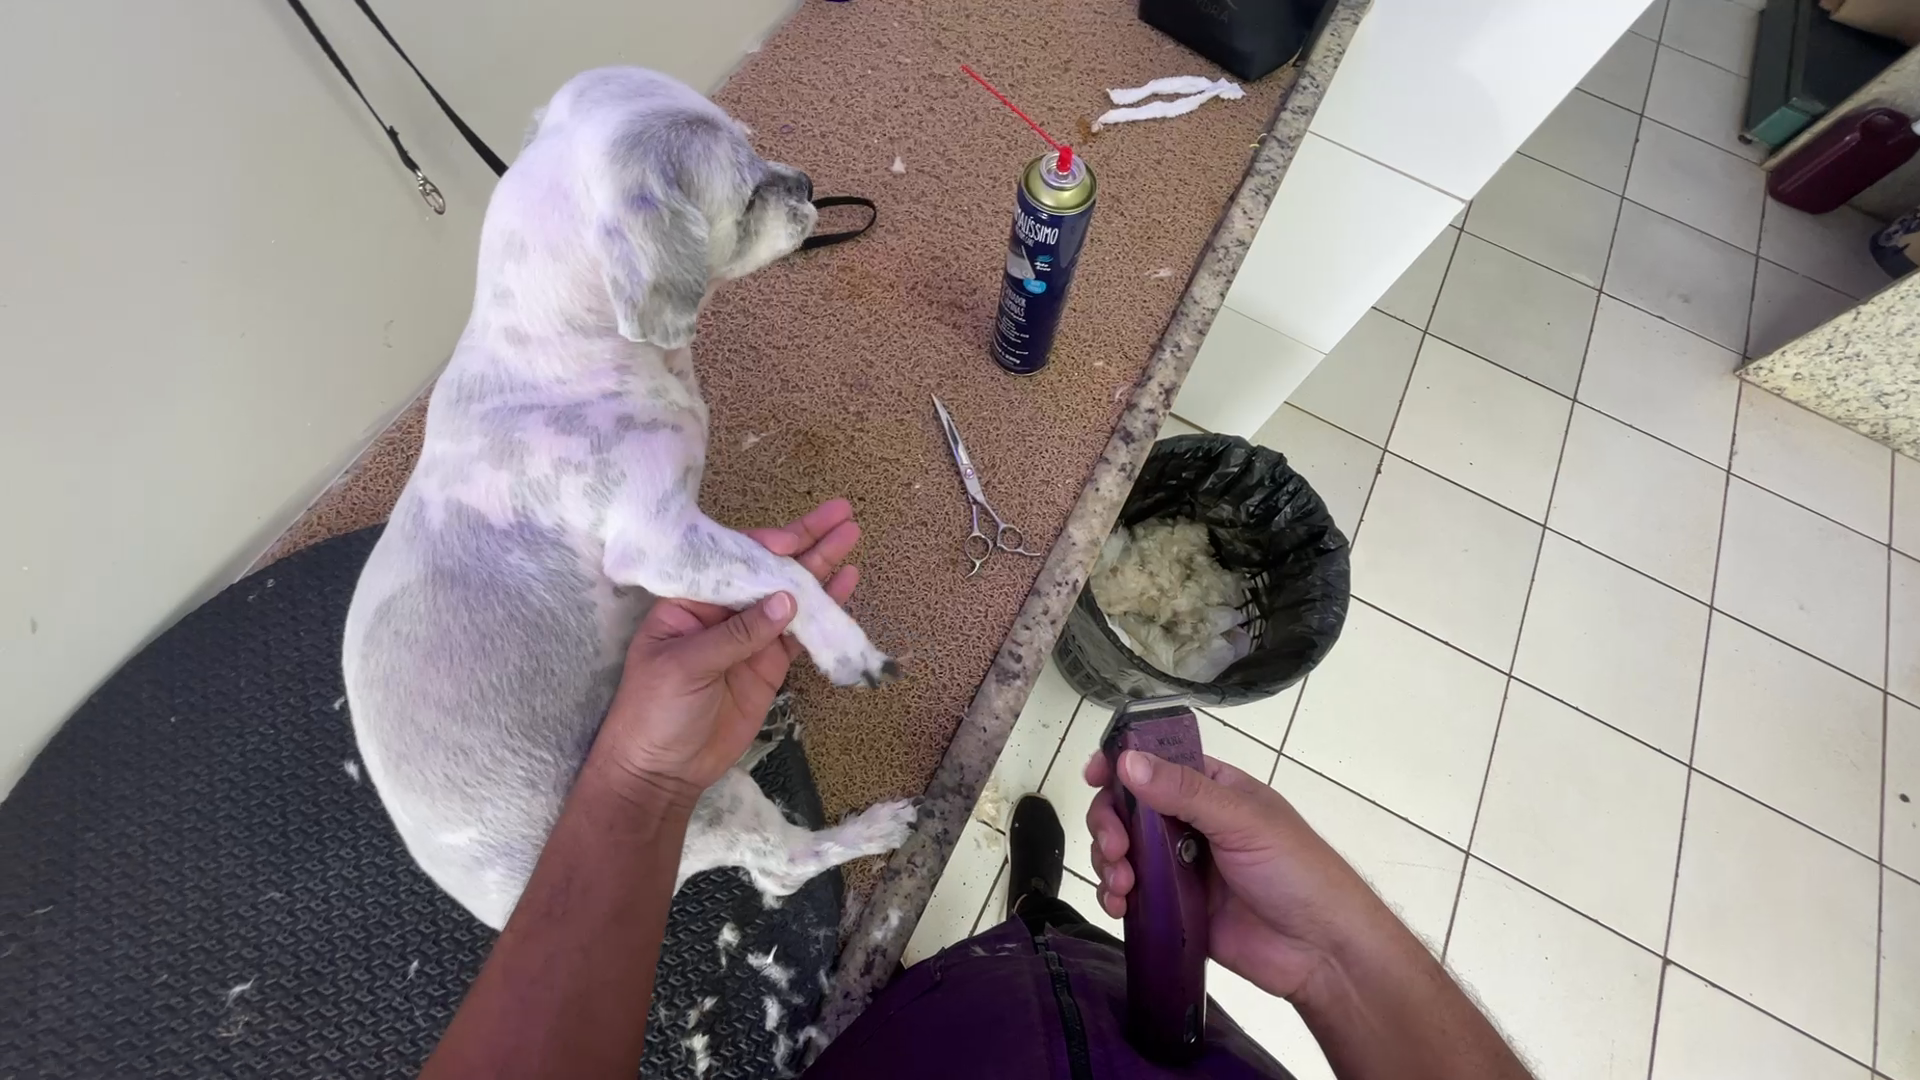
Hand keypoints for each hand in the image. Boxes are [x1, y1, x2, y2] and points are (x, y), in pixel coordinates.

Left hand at [588, 499, 861, 809]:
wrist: (662, 772)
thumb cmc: (654, 712)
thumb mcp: (685, 667)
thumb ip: (737, 634)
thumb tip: (788, 601)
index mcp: (692, 600)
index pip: (733, 561)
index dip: (766, 545)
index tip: (796, 539)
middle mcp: (725, 610)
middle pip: (770, 568)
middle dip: (805, 540)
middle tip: (841, 513)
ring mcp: (752, 635)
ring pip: (792, 593)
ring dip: (822, 566)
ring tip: (851, 536)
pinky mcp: (771, 662)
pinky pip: (803, 630)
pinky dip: (827, 609)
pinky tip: (847, 584)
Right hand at [1084, 750, 1396, 1001]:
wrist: (1324, 956)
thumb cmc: (1295, 870)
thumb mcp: (1243, 820)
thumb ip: (1183, 790)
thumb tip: (1127, 761)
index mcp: (1209, 787)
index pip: (1154, 762)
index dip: (1120, 763)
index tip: (1094, 775)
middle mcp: (1187, 820)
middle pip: (1126, 806)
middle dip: (1109, 822)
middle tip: (1114, 848)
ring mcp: (1177, 864)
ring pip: (1121, 847)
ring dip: (1107, 860)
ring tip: (1120, 884)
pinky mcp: (1171, 905)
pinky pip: (1129, 891)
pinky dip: (1113, 893)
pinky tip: (1117, 905)